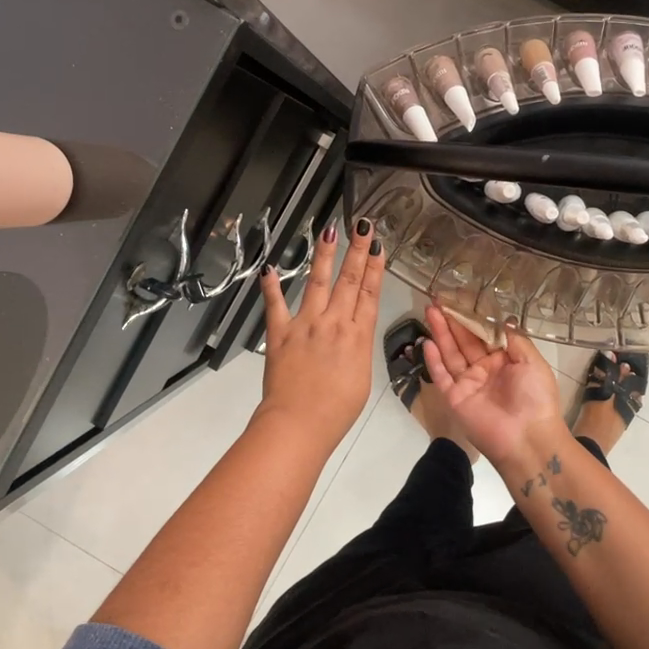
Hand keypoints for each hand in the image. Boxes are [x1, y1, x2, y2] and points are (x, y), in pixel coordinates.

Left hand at [254, 218, 384, 446]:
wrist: (300, 422)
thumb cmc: (337, 410)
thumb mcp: (361, 378)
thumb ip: (356, 351)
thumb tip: (352, 337)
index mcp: (358, 336)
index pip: (370, 294)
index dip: (375, 268)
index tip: (378, 245)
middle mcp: (334, 322)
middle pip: (349, 280)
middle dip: (358, 251)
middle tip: (363, 226)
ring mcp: (305, 324)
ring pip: (316, 282)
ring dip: (323, 256)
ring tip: (328, 232)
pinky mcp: (280, 333)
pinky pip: (275, 305)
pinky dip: (271, 287)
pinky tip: (269, 268)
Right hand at [420, 305, 565, 468]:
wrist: (528, 439)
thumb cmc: (535, 397)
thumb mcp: (533, 362)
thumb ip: (515, 339)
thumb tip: (503, 319)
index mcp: (505, 361)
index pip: (485, 334)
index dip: (473, 317)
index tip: (461, 298)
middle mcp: (485, 370)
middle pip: (465, 341)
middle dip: (452, 320)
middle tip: (438, 299)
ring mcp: (468, 384)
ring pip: (451, 353)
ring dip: (440, 333)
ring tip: (430, 311)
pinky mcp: (455, 398)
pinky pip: (442, 376)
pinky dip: (433, 360)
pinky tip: (427, 342)